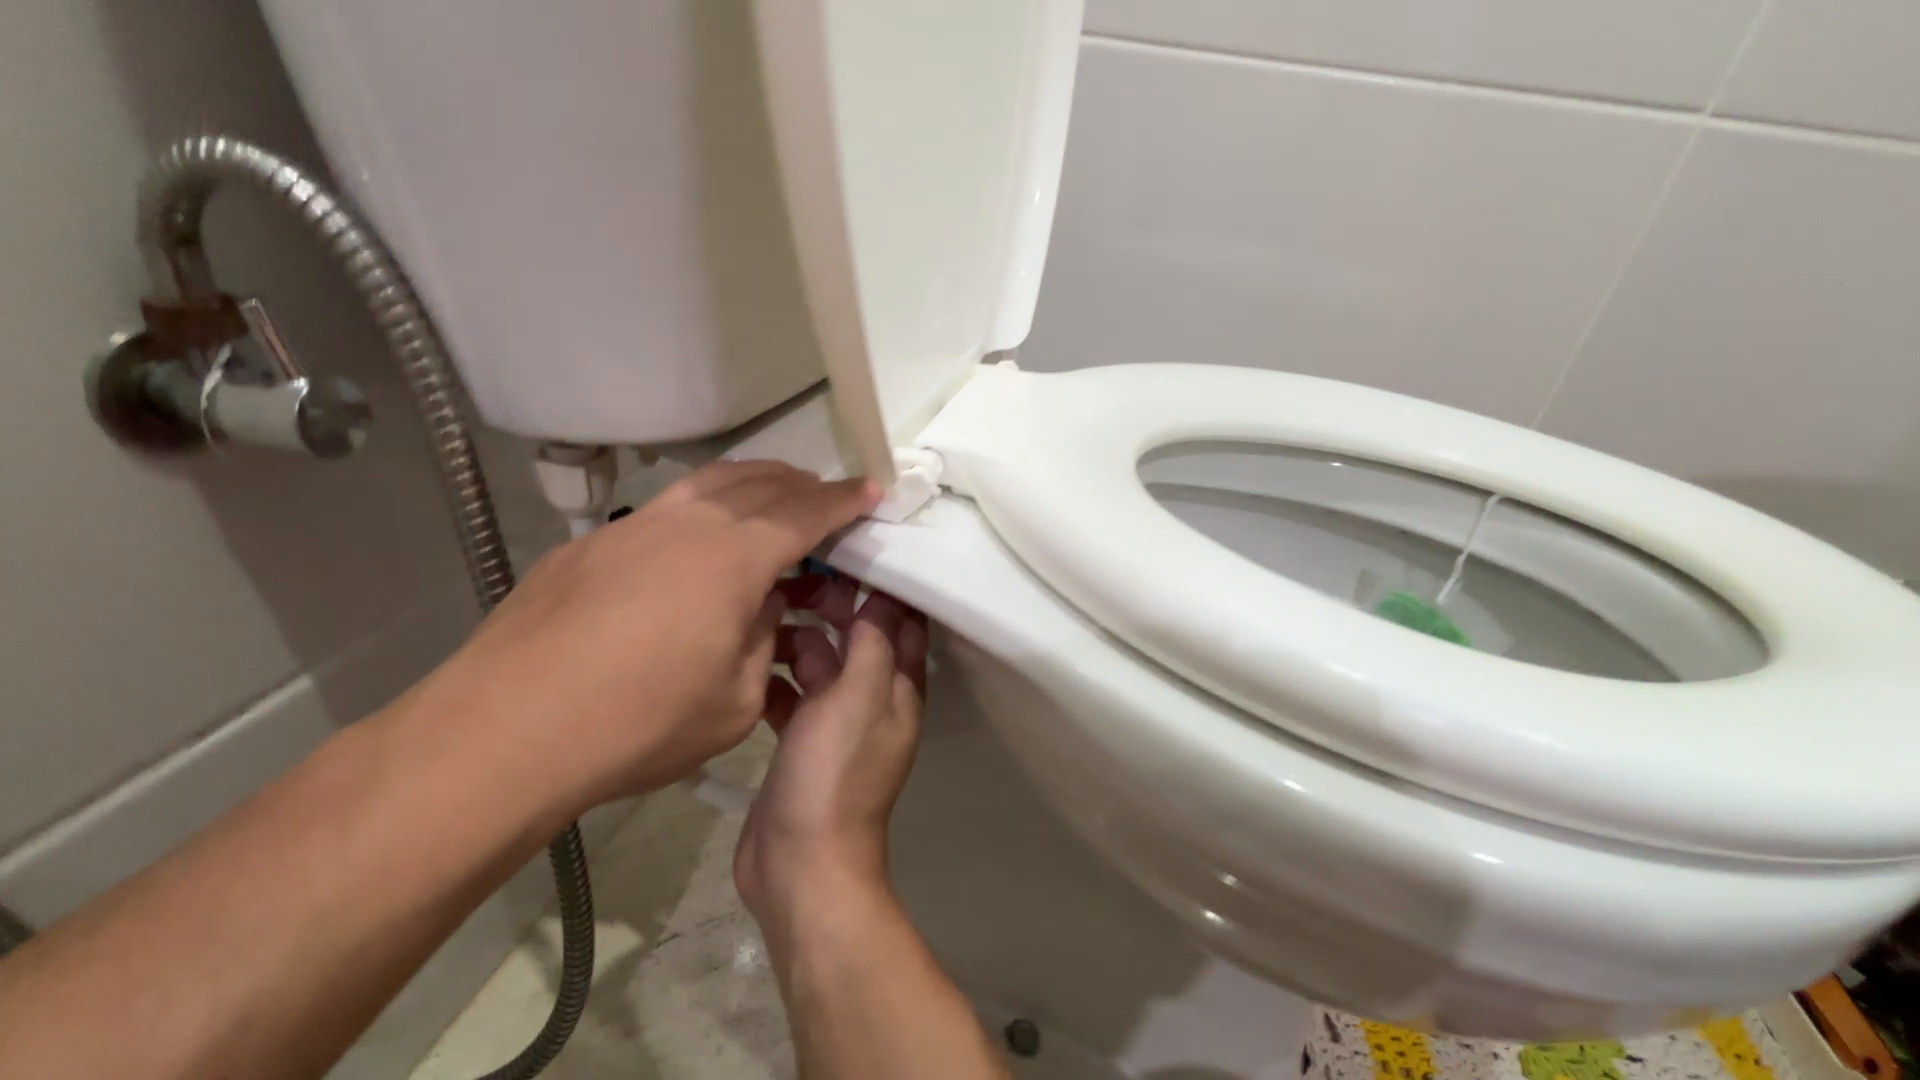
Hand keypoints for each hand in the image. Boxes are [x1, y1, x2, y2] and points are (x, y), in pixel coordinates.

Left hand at [411, 462, 878, 820]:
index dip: (843, 502)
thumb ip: (763, 642)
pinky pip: (659, 513)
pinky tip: (690, 548)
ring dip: (747, 484)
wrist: (510, 731)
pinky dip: (696, 512)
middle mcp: (684, 524)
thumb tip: (759, 608)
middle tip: (824, 496)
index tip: (870, 492)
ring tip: (768, 498)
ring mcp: (629, 529)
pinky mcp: (585, 547)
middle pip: (756, 484)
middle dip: (800, 485)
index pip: (805, 513)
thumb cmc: (640, 724)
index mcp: (732, 558)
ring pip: (703, 485)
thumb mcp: (736, 700)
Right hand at [734, 576, 928, 938]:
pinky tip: (744, 668)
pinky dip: (773, 681)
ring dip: (795, 642)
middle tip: (789, 580)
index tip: (847, 549)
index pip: (901, 623)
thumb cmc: (834, 774)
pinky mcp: (800, 743)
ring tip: (758, 618)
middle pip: (856, 638)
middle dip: (830, 608)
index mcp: (899, 689)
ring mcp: (835, 724)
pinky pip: (789, 696)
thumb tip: (880, 595)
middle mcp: (873, 701)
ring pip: (819, 664)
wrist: (799, 864)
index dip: (881, 586)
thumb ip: (873, 643)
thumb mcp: (860, 698)